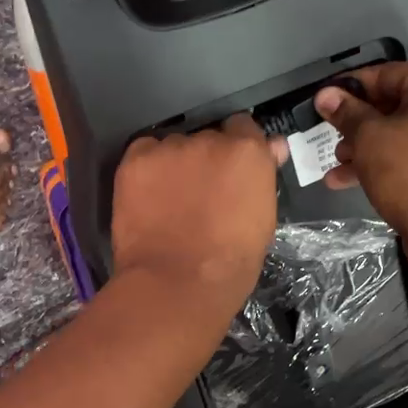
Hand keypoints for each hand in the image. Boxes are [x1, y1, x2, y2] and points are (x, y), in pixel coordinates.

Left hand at [110, 114, 285, 321]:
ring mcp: (169, 148)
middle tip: (199, 193)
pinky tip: (148, 196)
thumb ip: (261, 176)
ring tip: (170, 200)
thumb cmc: (232, 261)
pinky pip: (143, 153)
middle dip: (205, 160)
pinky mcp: (135, 160)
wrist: (178, 281)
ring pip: (173, 146)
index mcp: (246, 151)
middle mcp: (208, 139)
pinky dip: (146, 169)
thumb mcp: (262, 217)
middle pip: (206, 138)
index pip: (242, 127)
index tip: (230, 170)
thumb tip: (272, 147)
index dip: (236, 147)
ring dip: (175, 165)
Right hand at [314, 63, 407, 275]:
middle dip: (355, 123)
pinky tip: (346, 181)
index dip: (348, 87)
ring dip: (363, 146)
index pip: (386, 73)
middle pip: (393, 103)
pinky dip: (381, 162)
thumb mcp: (370, 138)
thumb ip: (346, 112)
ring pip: (398, 132)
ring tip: (336, 165)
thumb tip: (325, 94)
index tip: (318, 101)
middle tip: (326, 136)